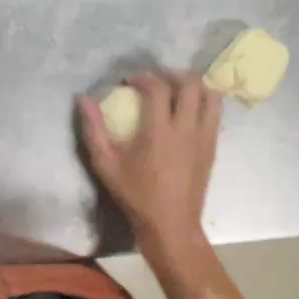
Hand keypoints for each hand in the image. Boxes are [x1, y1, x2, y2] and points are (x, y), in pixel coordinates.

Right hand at [77, 72, 220, 243]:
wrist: (171, 224)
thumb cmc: (135, 195)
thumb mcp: (106, 164)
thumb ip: (93, 129)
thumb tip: (82, 98)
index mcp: (159, 131)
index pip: (157, 87)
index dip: (143, 77)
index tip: (129, 81)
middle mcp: (186, 128)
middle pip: (191, 83)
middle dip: (172, 73)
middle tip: (155, 80)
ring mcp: (204, 137)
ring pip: (210, 95)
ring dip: (193, 85)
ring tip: (176, 91)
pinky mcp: (213, 146)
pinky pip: (215, 112)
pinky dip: (204, 101)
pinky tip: (187, 110)